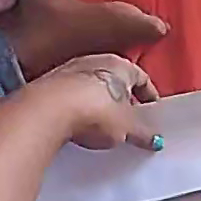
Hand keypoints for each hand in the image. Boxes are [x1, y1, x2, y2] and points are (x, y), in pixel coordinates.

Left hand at [30, 54, 160, 150]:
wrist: (46, 112)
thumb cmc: (95, 110)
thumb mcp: (128, 128)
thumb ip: (144, 133)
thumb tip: (154, 139)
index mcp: (120, 65)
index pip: (142, 78)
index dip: (149, 97)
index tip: (151, 113)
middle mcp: (95, 60)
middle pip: (116, 81)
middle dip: (124, 101)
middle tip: (130, 122)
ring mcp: (69, 70)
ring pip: (92, 87)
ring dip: (101, 104)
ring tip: (105, 127)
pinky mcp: (49, 84)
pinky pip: (72, 96)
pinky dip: (80, 108)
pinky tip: (82, 126)